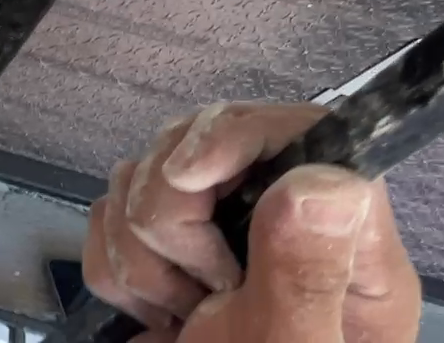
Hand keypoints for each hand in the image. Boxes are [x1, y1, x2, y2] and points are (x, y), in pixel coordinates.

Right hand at [82, 102, 421, 342]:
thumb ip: (303, 269)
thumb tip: (326, 180)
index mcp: (339, 237)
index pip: (298, 130)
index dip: (234, 133)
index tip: (190, 177)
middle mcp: (273, 214)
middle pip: (190, 145)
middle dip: (170, 218)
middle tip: (202, 288)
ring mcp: (208, 223)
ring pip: (136, 177)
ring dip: (140, 253)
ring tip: (181, 314)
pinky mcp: (156, 239)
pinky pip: (104, 211)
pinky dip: (115, 264)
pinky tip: (154, 310)